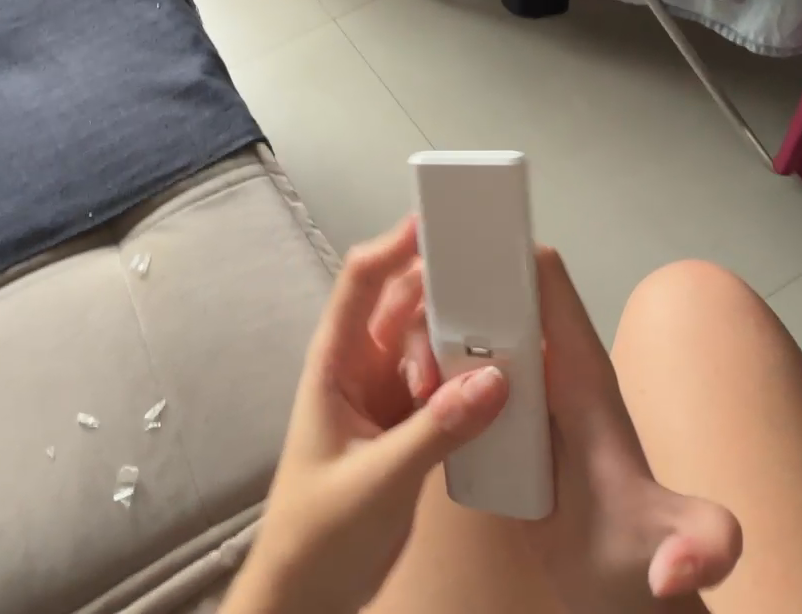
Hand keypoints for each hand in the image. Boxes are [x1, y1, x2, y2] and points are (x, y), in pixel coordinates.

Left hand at [227, 217, 510, 613]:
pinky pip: (440, 382)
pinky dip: (464, 377)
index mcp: (334, 364)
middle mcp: (358, 368)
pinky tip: (491, 383)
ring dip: (455, 341)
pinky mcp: (405, 423)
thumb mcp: (379, 480)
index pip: (359, 284)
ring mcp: (383, 395)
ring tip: (491, 345)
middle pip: (400, 306)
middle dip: (440, 291)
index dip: (391, 246)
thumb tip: (494, 380)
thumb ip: (437, 430)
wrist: (306, 592)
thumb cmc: (316, 532)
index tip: (431, 224)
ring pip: (424, 343)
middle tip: (486, 278)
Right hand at [373, 242, 742, 611]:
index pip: (545, 277)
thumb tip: (677, 569)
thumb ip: (694, 548)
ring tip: (414, 386)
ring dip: (426, 337)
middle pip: (488, 292)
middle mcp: (548, 362)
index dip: (501, 254)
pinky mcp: (492, 407)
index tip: (451, 264)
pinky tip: (409, 396)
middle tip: (415, 351)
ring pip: (460, 325)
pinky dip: (423, 364)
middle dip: (444, 299)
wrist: (607, 580)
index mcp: (581, 366)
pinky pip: (450, 363)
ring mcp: (517, 384)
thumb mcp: (669, 550)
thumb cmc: (635, 552)